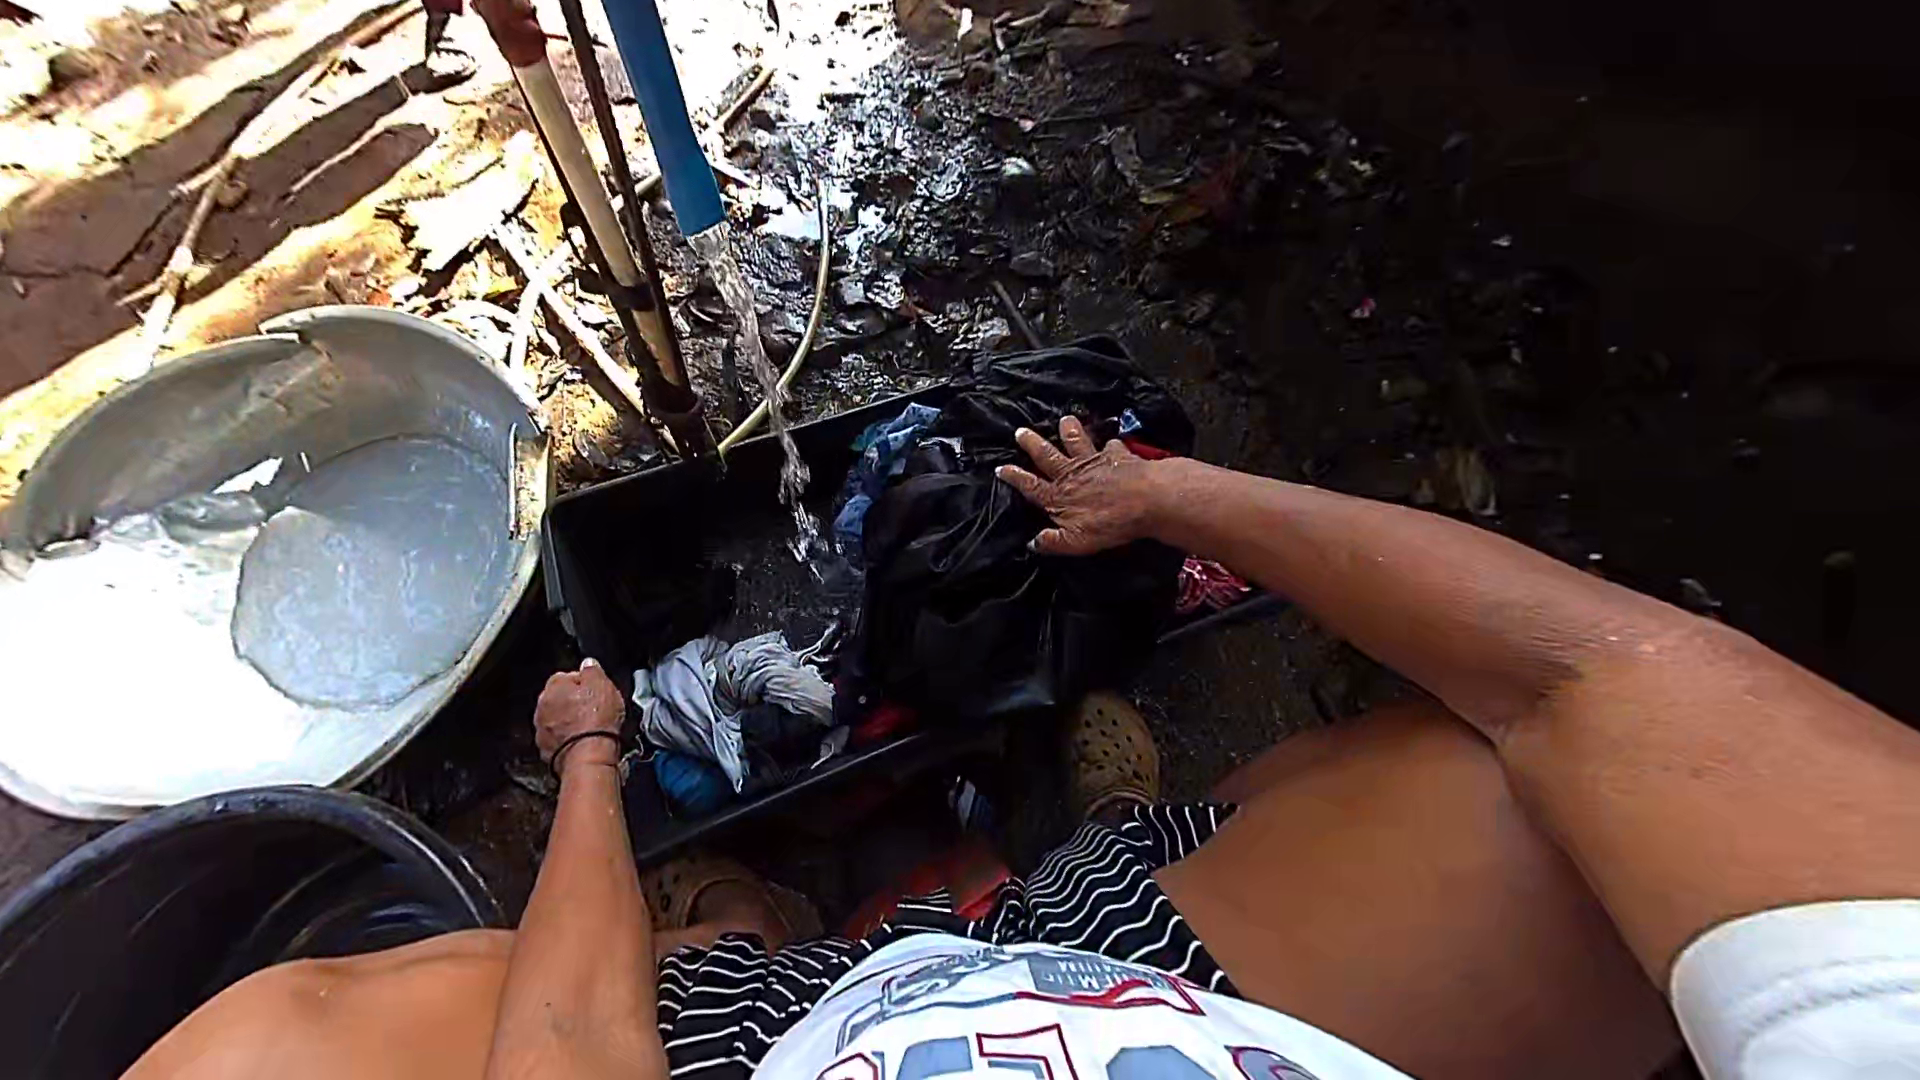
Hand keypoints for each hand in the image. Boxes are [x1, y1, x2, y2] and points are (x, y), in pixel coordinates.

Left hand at [534, 659, 623, 769]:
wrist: (588, 756)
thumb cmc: (596, 720)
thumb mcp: (603, 685)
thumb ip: (592, 670)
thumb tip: (588, 663)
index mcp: (554, 687)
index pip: (566, 675)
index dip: (584, 681)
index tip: (597, 688)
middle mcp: (542, 707)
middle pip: (559, 697)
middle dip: (574, 700)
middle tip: (596, 706)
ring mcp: (542, 729)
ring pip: (557, 717)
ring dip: (569, 719)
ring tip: (591, 724)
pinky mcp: (546, 749)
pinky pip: (558, 736)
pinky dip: (568, 736)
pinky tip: (583, 738)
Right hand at [995, 415, 1166, 555]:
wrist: (1147, 500)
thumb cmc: (1110, 523)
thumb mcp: (1076, 542)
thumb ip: (1053, 542)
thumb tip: (1032, 543)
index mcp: (1059, 496)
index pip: (1031, 486)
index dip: (1015, 477)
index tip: (1001, 468)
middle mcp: (1072, 474)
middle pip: (1047, 456)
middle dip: (1032, 444)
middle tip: (1020, 431)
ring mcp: (1095, 461)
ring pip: (1077, 442)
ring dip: (1070, 430)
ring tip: (1064, 418)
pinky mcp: (1118, 456)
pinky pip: (1112, 446)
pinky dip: (1111, 442)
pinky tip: (1112, 438)